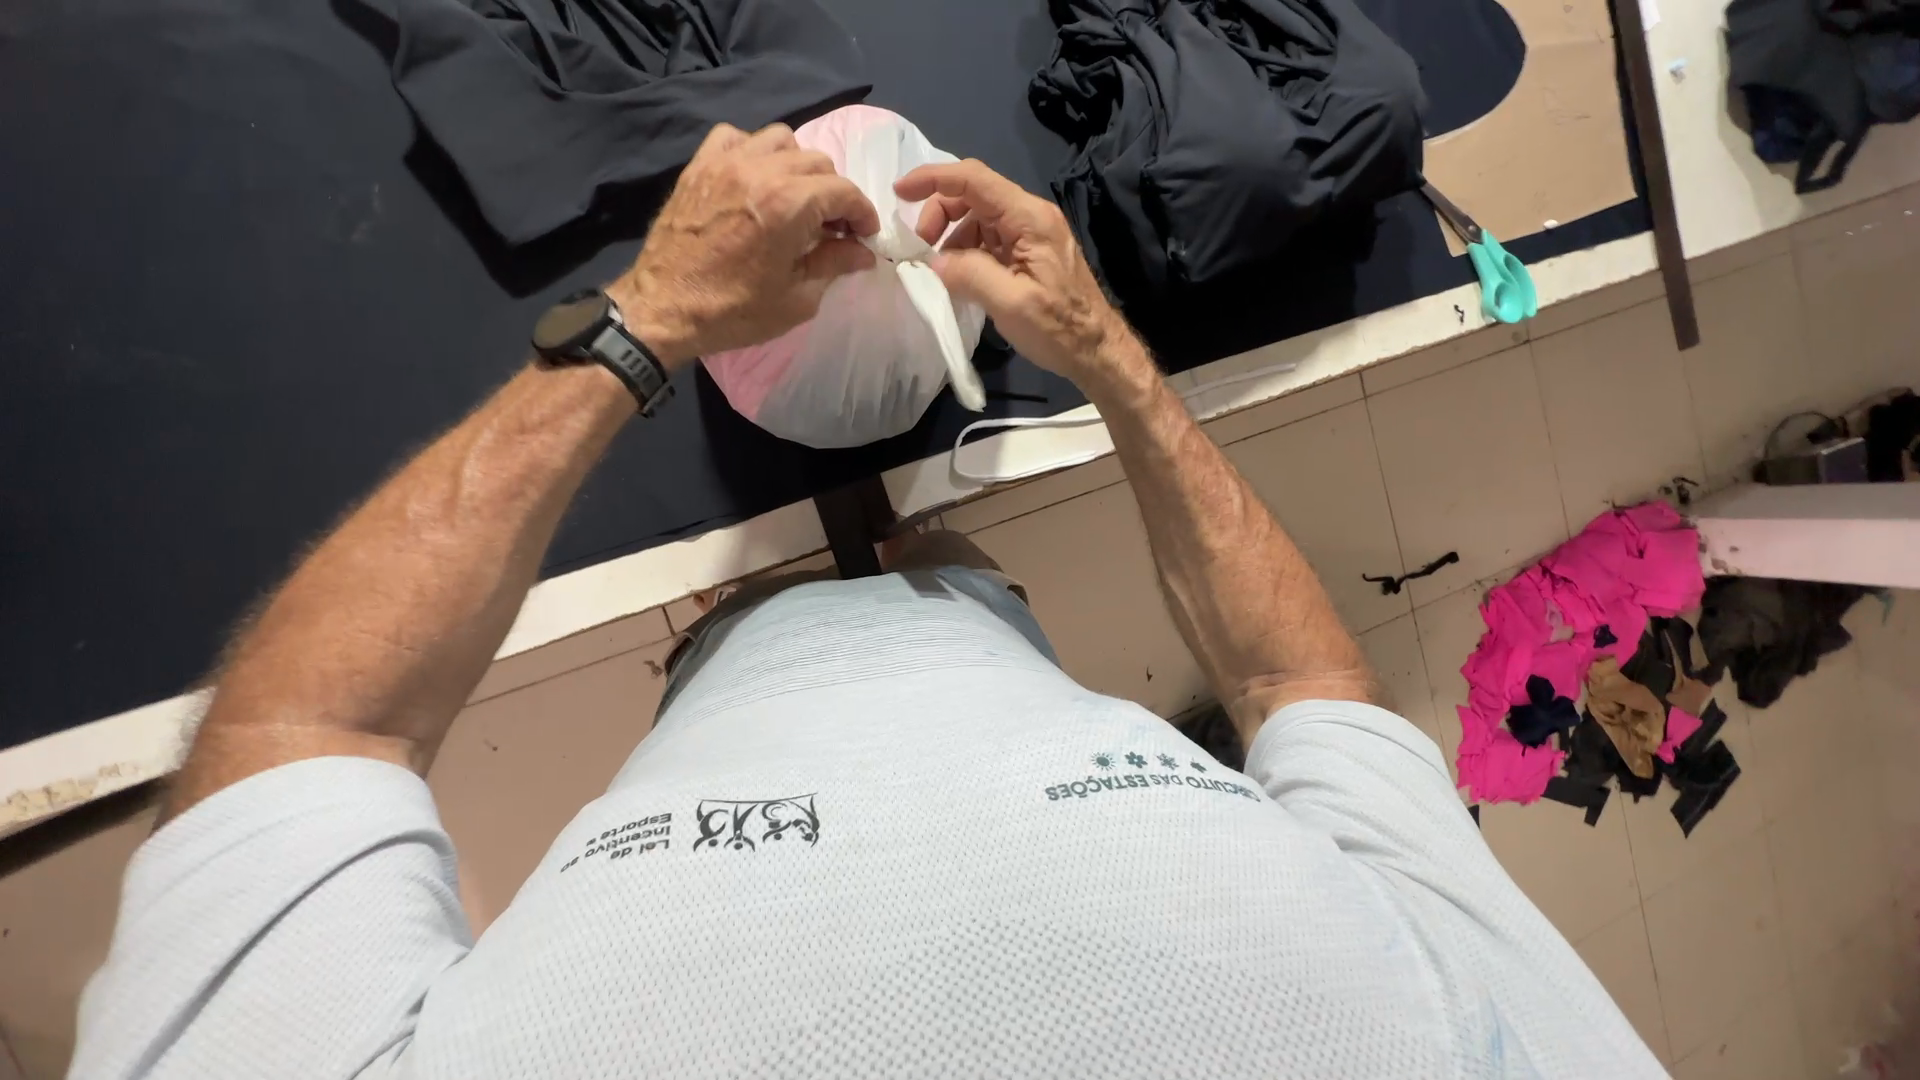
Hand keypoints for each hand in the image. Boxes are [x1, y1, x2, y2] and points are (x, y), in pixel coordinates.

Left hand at [609, 123, 880, 366]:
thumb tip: (862, 252)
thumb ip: (833, 265)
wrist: (664, 309)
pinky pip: (737, 137)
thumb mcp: (796, 299)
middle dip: (835, 193)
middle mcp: (761, 171)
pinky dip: (756, 152)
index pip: (844, 191)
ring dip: (799, 167)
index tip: (865, 236)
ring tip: (797, 199)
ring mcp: (726, 163)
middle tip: (833, 227)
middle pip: (818, 162)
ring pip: (782, 140)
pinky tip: (758, 180)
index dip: (863, 213)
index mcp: (789, 205)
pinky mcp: (700, 166)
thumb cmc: (735, 312)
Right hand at [893, 159, 1142, 389]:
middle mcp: (1030, 217)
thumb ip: (969, 275)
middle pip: (973, 195)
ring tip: (941, 272)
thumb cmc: (1059, 329)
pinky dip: (967, 253)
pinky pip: (989, 241)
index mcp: (1029, 218)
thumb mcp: (1011, 303)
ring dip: (951, 238)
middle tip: (921, 250)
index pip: (974, 179)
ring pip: (978, 220)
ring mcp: (1031, 235)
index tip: (899, 193)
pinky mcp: (1029, 255)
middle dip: (939, 214)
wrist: (1096, 351)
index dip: (933, 179)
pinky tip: (960, 279)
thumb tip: (933, 262)